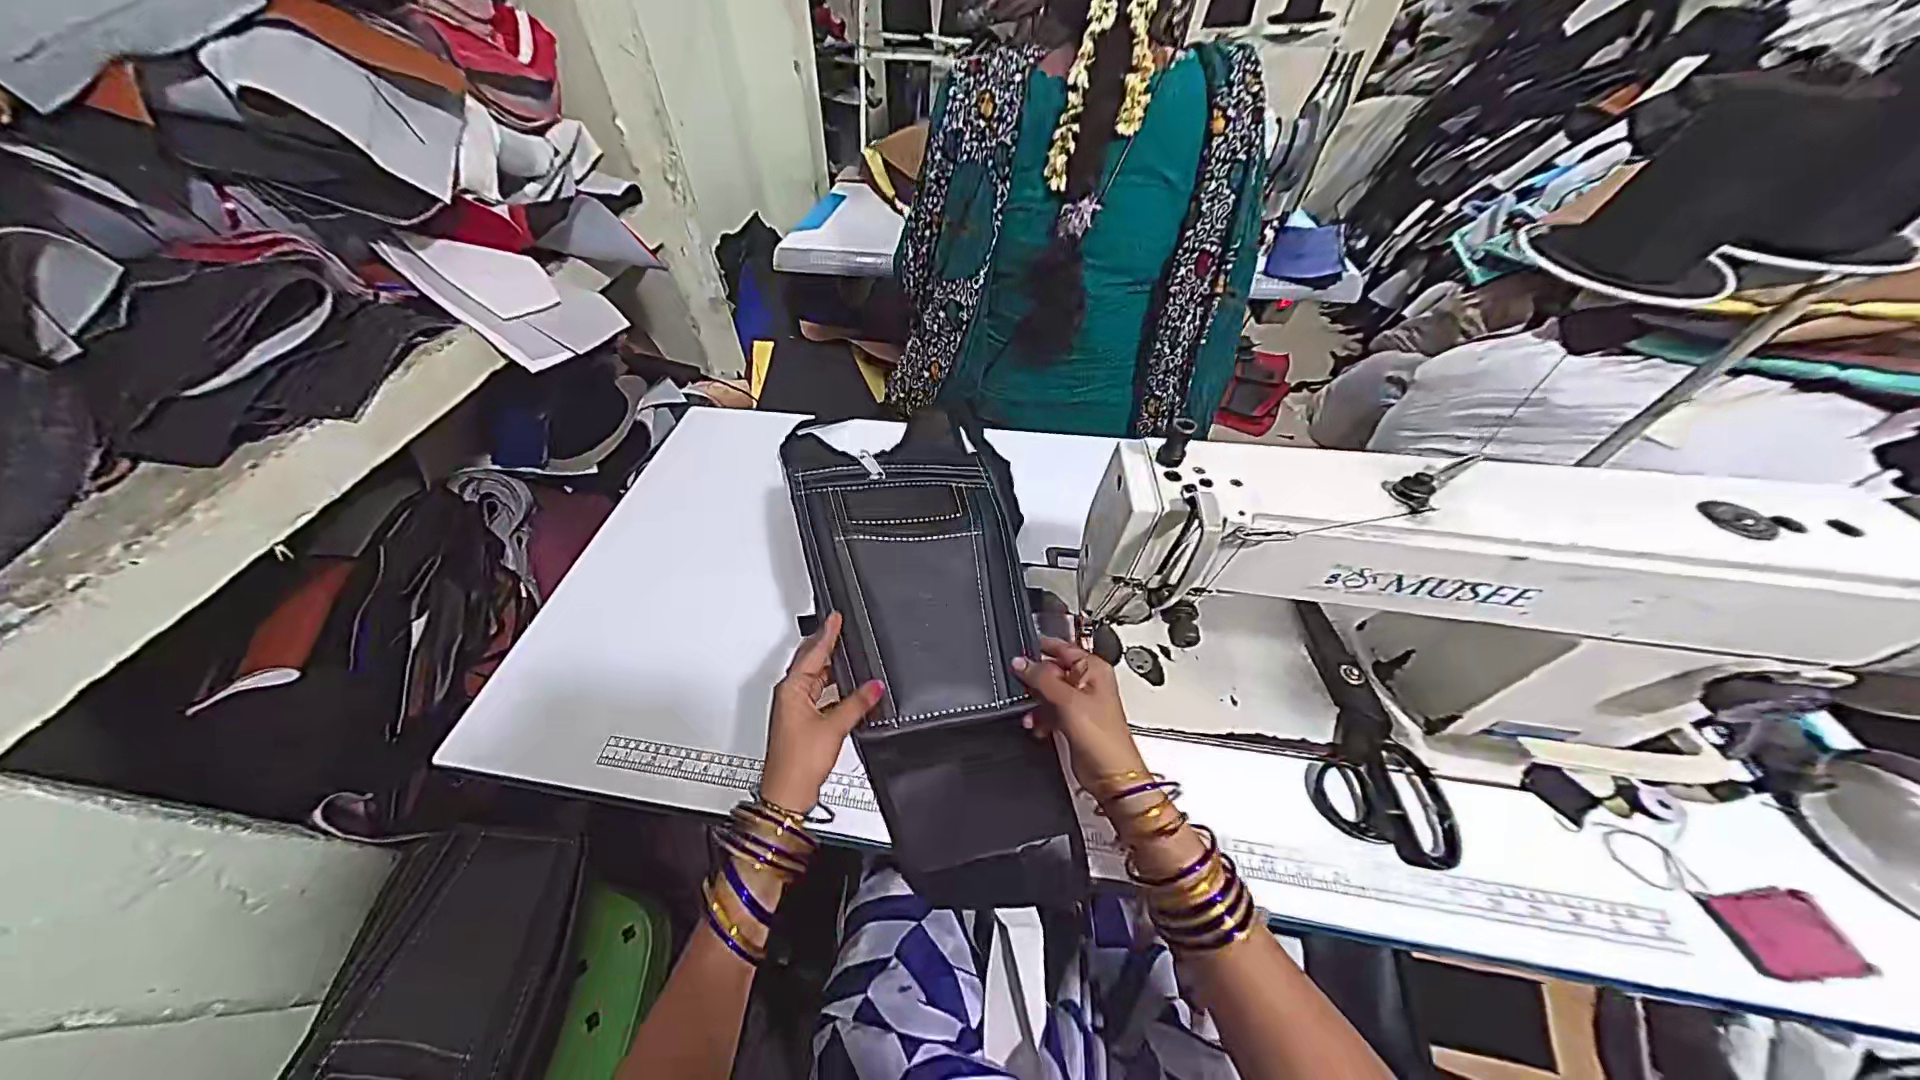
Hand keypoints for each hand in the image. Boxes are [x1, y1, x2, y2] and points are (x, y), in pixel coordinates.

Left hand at [761, 613, 883, 813]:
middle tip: (841, 629)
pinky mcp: (802, 721)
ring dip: (832, 668)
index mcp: (791, 689)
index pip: (812, 652)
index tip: (835, 617)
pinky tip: (847, 689)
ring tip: (848, 655)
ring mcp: (795, 708)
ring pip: (816, 678)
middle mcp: (790, 695)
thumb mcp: (834, 727)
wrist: (786, 793)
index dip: (827, 633)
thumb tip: (873, 686)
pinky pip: (819, 695)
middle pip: (811, 662)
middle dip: (827, 646)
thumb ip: (857, 703)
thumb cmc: (797, 763)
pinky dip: (833, 688)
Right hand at [1011, 637, 1147, 792]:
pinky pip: (1048, 710)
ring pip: (1047, 692)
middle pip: (1051, 670)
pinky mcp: (1072, 720)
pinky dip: (1041, 717)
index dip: (1040, 650)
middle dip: (1035, 682)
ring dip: (1036, 703)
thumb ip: (1041, 678)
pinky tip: (1038, 725)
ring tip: (1032, 713)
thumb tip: (1021, 662)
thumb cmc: (1104, 738)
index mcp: (1093, 668)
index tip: (1020, 655)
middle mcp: (1087, 682)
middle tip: (1024, 689)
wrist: (1110, 774)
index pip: (1061, 647)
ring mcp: (1079, 702)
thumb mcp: (1067, 700)